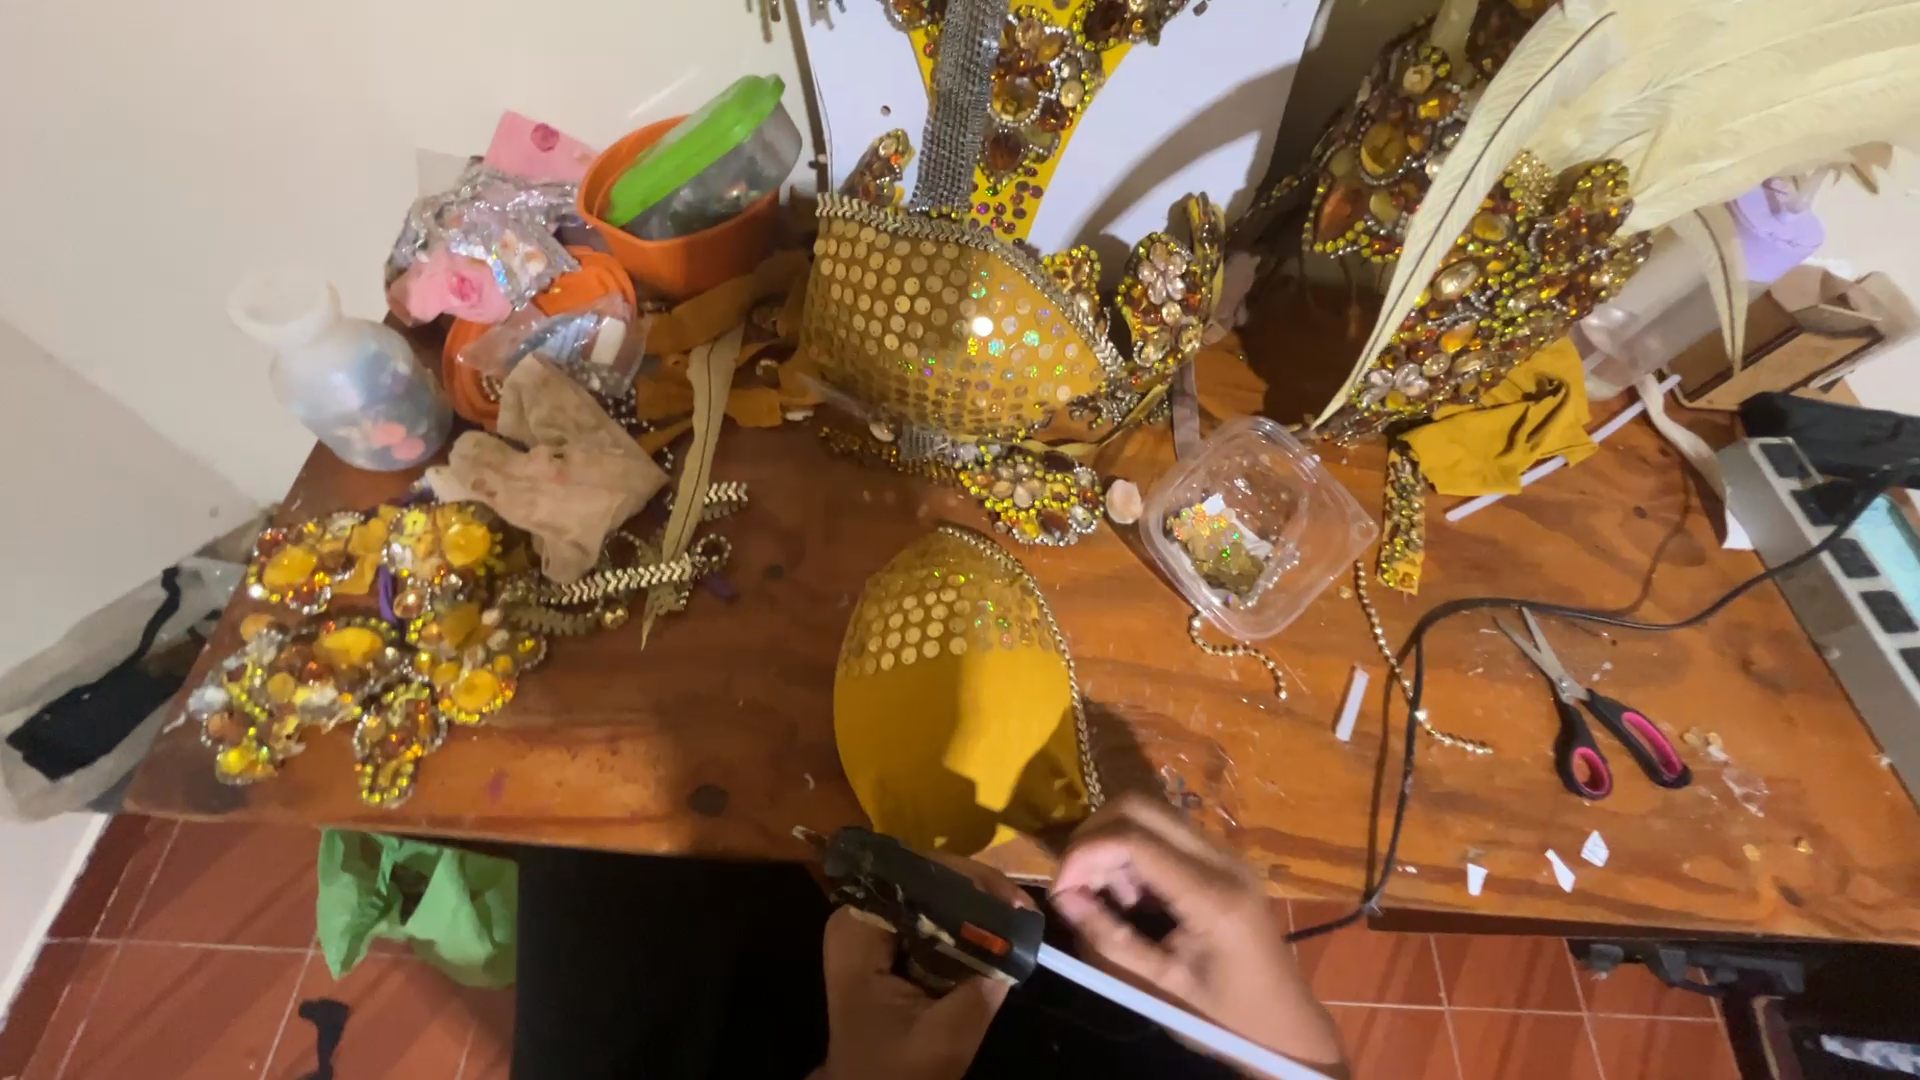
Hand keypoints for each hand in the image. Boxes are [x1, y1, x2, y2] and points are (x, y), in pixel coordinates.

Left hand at [815, 855, 1031, 1079]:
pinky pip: (926, 909)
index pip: (916, 877)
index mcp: (858, 928)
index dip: (967, 881)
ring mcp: (868, 921)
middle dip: (976, 889)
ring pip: (929, 889)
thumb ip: (980, 990)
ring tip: (1015, 914)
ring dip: (973, 900)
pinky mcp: (882, 936)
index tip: (1010, 901)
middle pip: (923, 876)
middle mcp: (858, 912)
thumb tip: (1019, 943)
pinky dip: (961, 917)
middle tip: (1021, 908)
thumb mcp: (942, 1040)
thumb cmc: (891, 1075)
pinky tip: (992, 929)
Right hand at [1052, 795, 1345, 1070]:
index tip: (1061, 888)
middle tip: (1076, 880)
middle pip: (1140, 806)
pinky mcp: (1220, 856)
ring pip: (1150, 810)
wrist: (1287, 1031)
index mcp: (1212, 896)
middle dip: (1094, 834)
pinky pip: (1164, 828)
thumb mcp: (1162, 987)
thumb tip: (1062, 898)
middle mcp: (1221, 859)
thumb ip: (1109, 939)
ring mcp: (1224, 853)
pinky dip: (1133, 847)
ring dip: (1113, 839)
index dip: (1085, 853)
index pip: (1133, 838)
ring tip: (1107, 892)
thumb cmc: (1227, 1021)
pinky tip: (1131, 891)